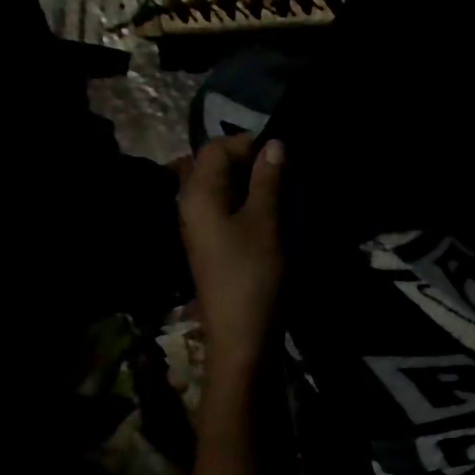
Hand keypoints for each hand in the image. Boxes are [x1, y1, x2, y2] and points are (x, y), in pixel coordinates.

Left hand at [179, 133, 284, 370]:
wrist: (241, 331)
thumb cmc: (252, 273)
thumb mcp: (265, 222)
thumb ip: (268, 181)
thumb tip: (274, 144)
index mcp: (197, 195)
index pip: (215, 149)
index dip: (247, 143)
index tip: (283, 151)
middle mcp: (190, 205)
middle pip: (213, 166)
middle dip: (248, 160)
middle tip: (284, 167)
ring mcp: (199, 226)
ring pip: (220, 187)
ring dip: (249, 181)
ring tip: (281, 187)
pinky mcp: (212, 243)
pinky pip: (224, 207)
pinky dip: (246, 201)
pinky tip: (269, 210)